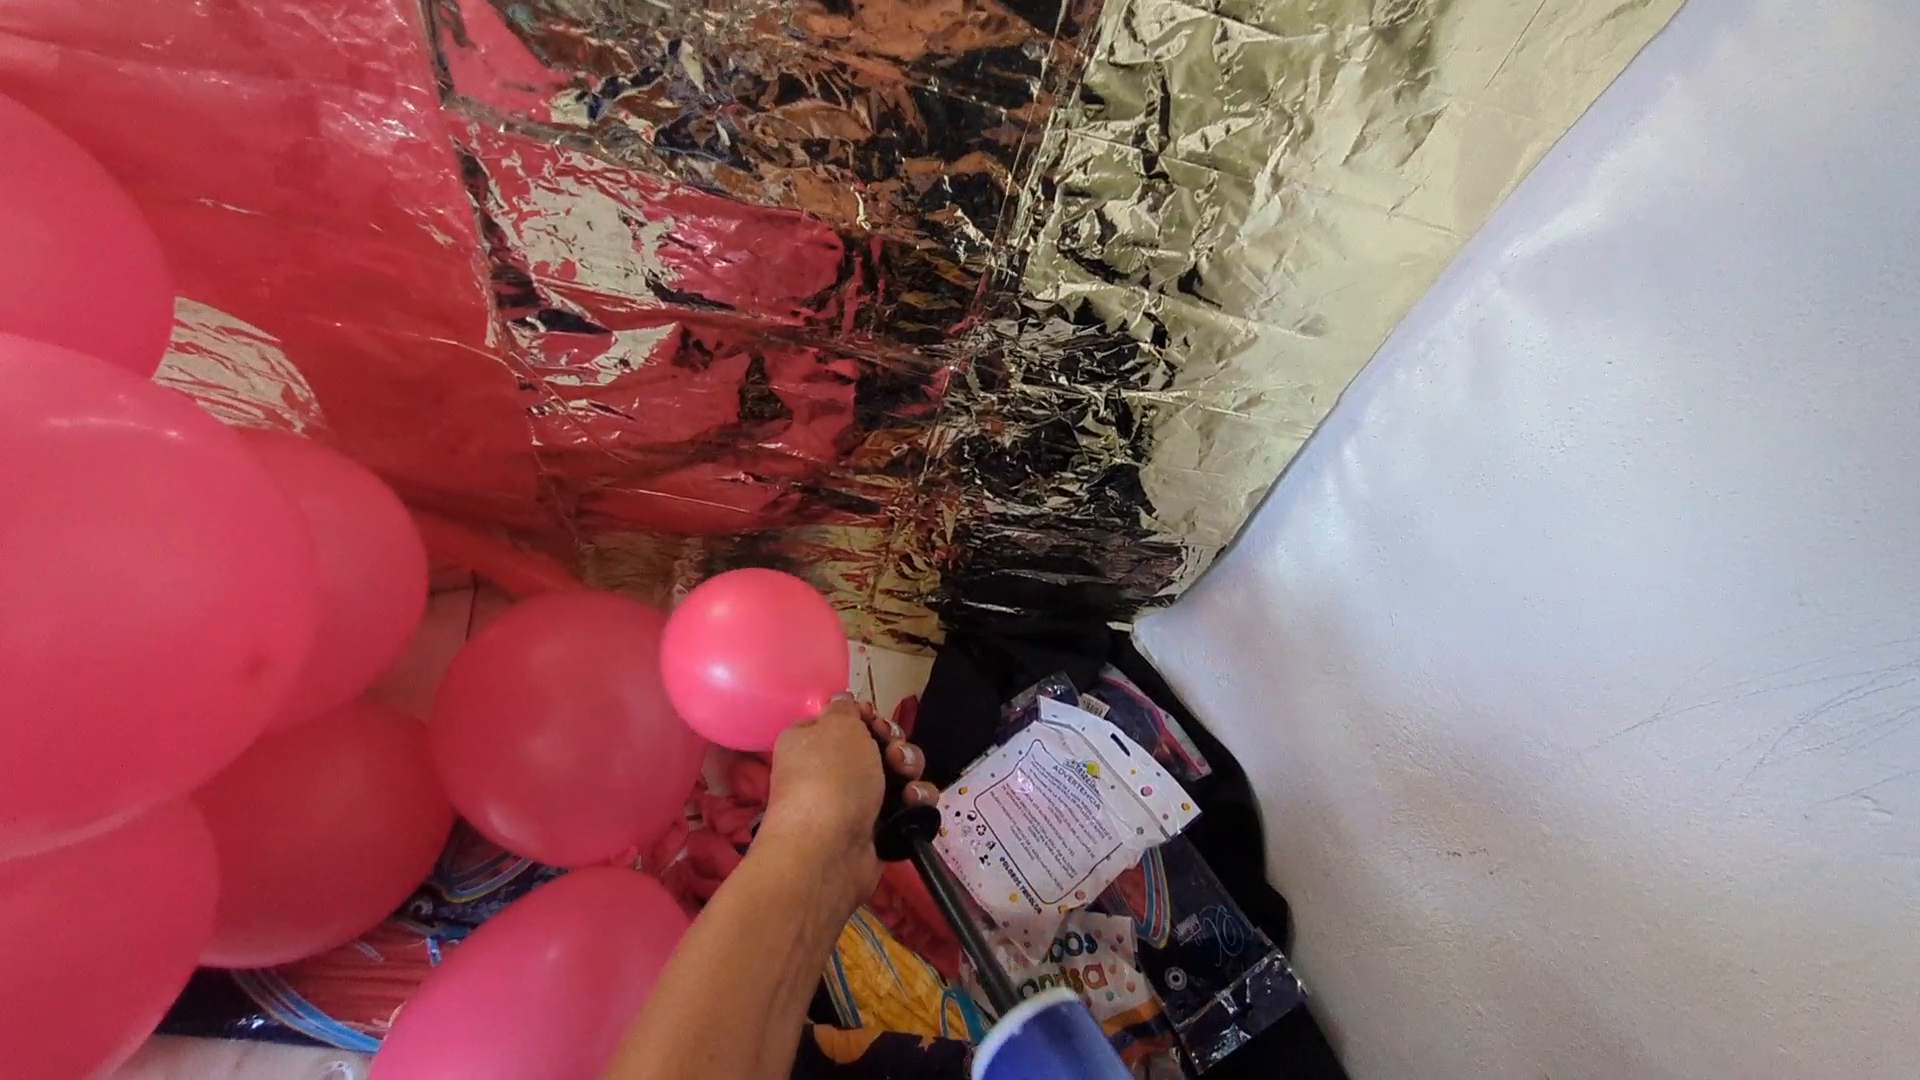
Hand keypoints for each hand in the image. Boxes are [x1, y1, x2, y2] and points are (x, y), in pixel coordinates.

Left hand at [757, 695, 938, 915]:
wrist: (827, 851)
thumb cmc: (829, 777)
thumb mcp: (838, 726)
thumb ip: (845, 708)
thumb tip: (843, 701)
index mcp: (811, 742)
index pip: (845, 721)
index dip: (867, 718)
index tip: (876, 722)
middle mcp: (829, 771)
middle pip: (877, 745)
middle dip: (895, 745)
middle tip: (893, 754)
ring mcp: (853, 802)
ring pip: (897, 774)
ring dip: (911, 771)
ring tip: (907, 783)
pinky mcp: (877, 829)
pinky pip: (906, 806)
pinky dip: (916, 803)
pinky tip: (913, 805)